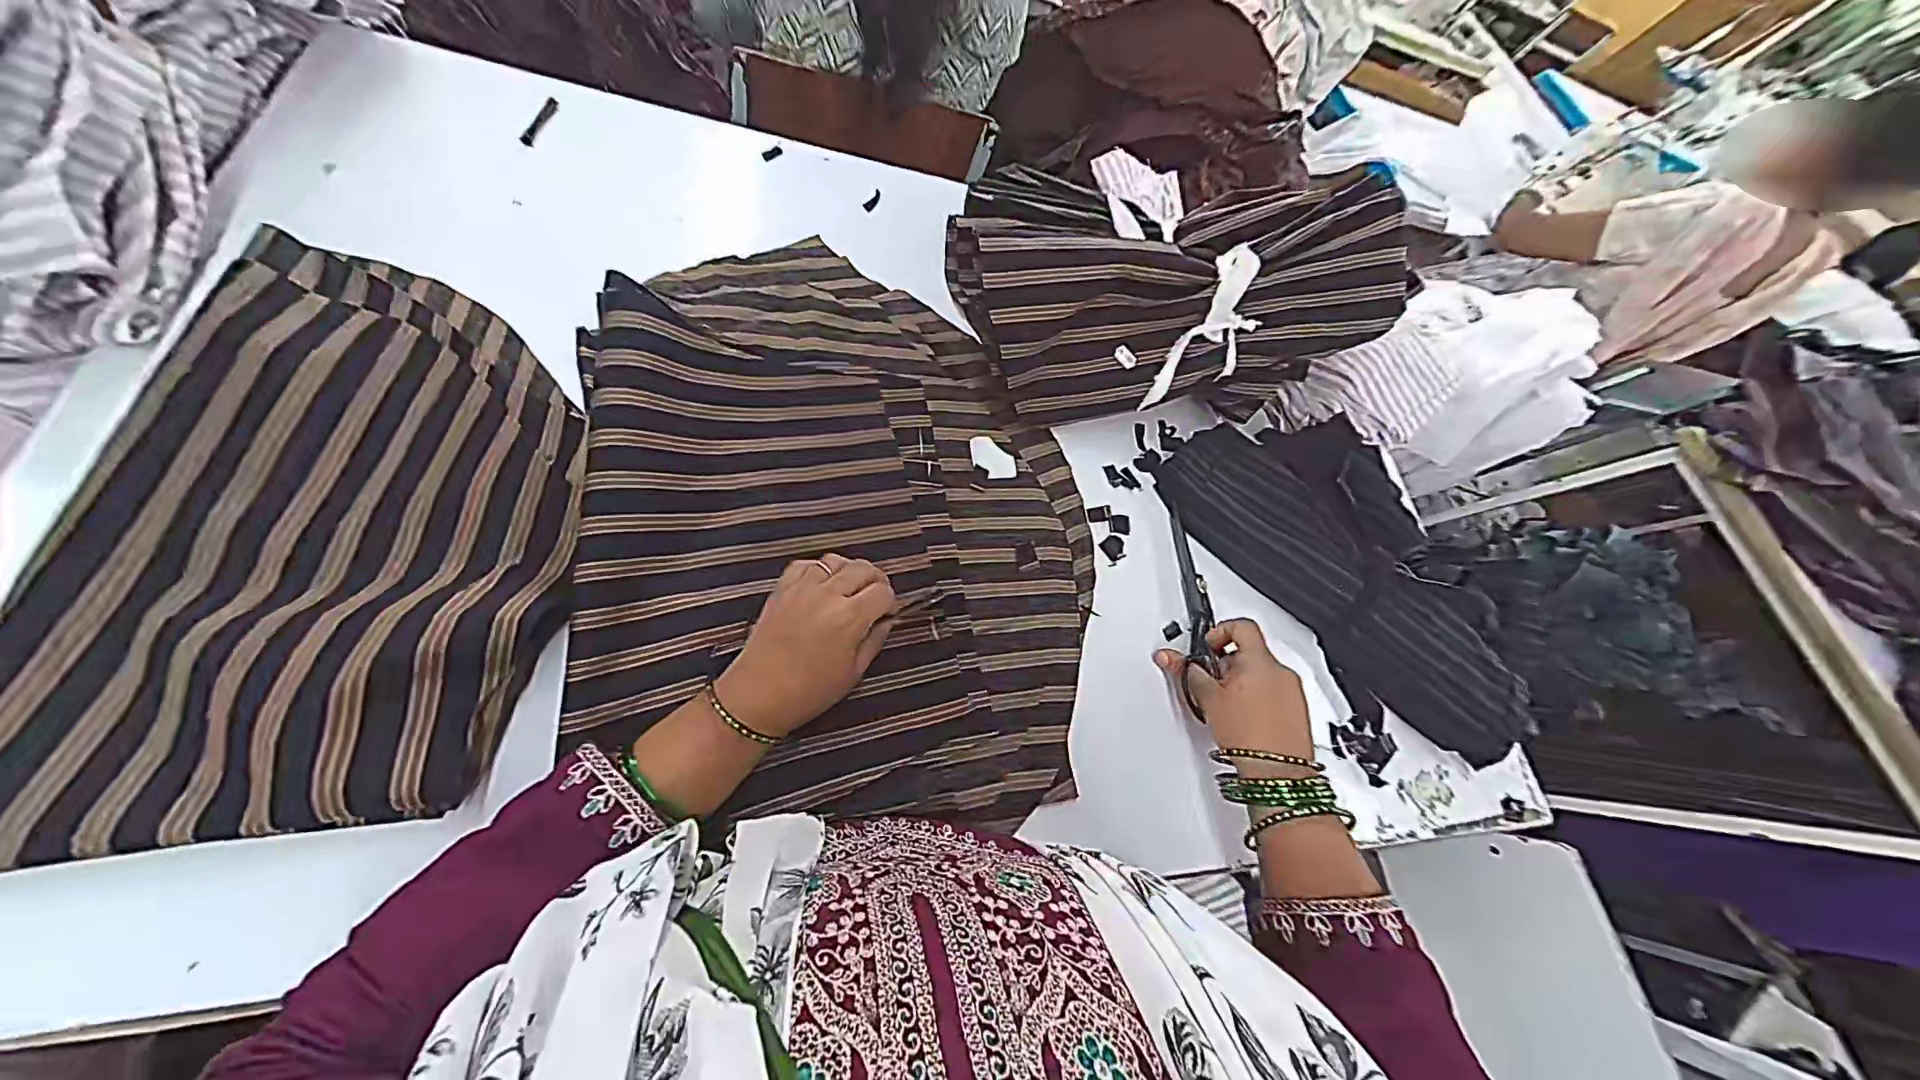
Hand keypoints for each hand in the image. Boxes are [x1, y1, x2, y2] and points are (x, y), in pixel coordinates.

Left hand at [713, 554, 894, 737]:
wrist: (759, 696)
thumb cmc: (802, 692)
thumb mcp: (853, 673)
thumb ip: (875, 640)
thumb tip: (885, 623)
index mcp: (849, 618)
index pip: (883, 591)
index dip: (890, 601)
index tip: (887, 610)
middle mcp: (826, 597)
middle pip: (863, 569)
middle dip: (875, 581)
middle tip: (875, 596)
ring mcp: (802, 590)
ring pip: (835, 561)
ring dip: (848, 571)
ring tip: (850, 588)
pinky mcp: (782, 591)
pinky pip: (805, 565)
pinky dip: (817, 569)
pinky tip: (821, 584)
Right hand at [1154, 618, 1313, 764]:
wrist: (1277, 772)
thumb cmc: (1249, 737)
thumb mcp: (1208, 699)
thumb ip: (1188, 672)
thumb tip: (1171, 658)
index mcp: (1260, 661)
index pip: (1241, 626)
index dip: (1219, 632)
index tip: (1207, 648)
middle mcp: (1281, 671)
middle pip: (1248, 650)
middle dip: (1225, 663)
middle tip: (1210, 682)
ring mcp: (1292, 690)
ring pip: (1260, 672)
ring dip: (1239, 681)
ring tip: (1225, 704)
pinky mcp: (1297, 708)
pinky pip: (1273, 690)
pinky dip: (1255, 696)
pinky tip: (1241, 717)